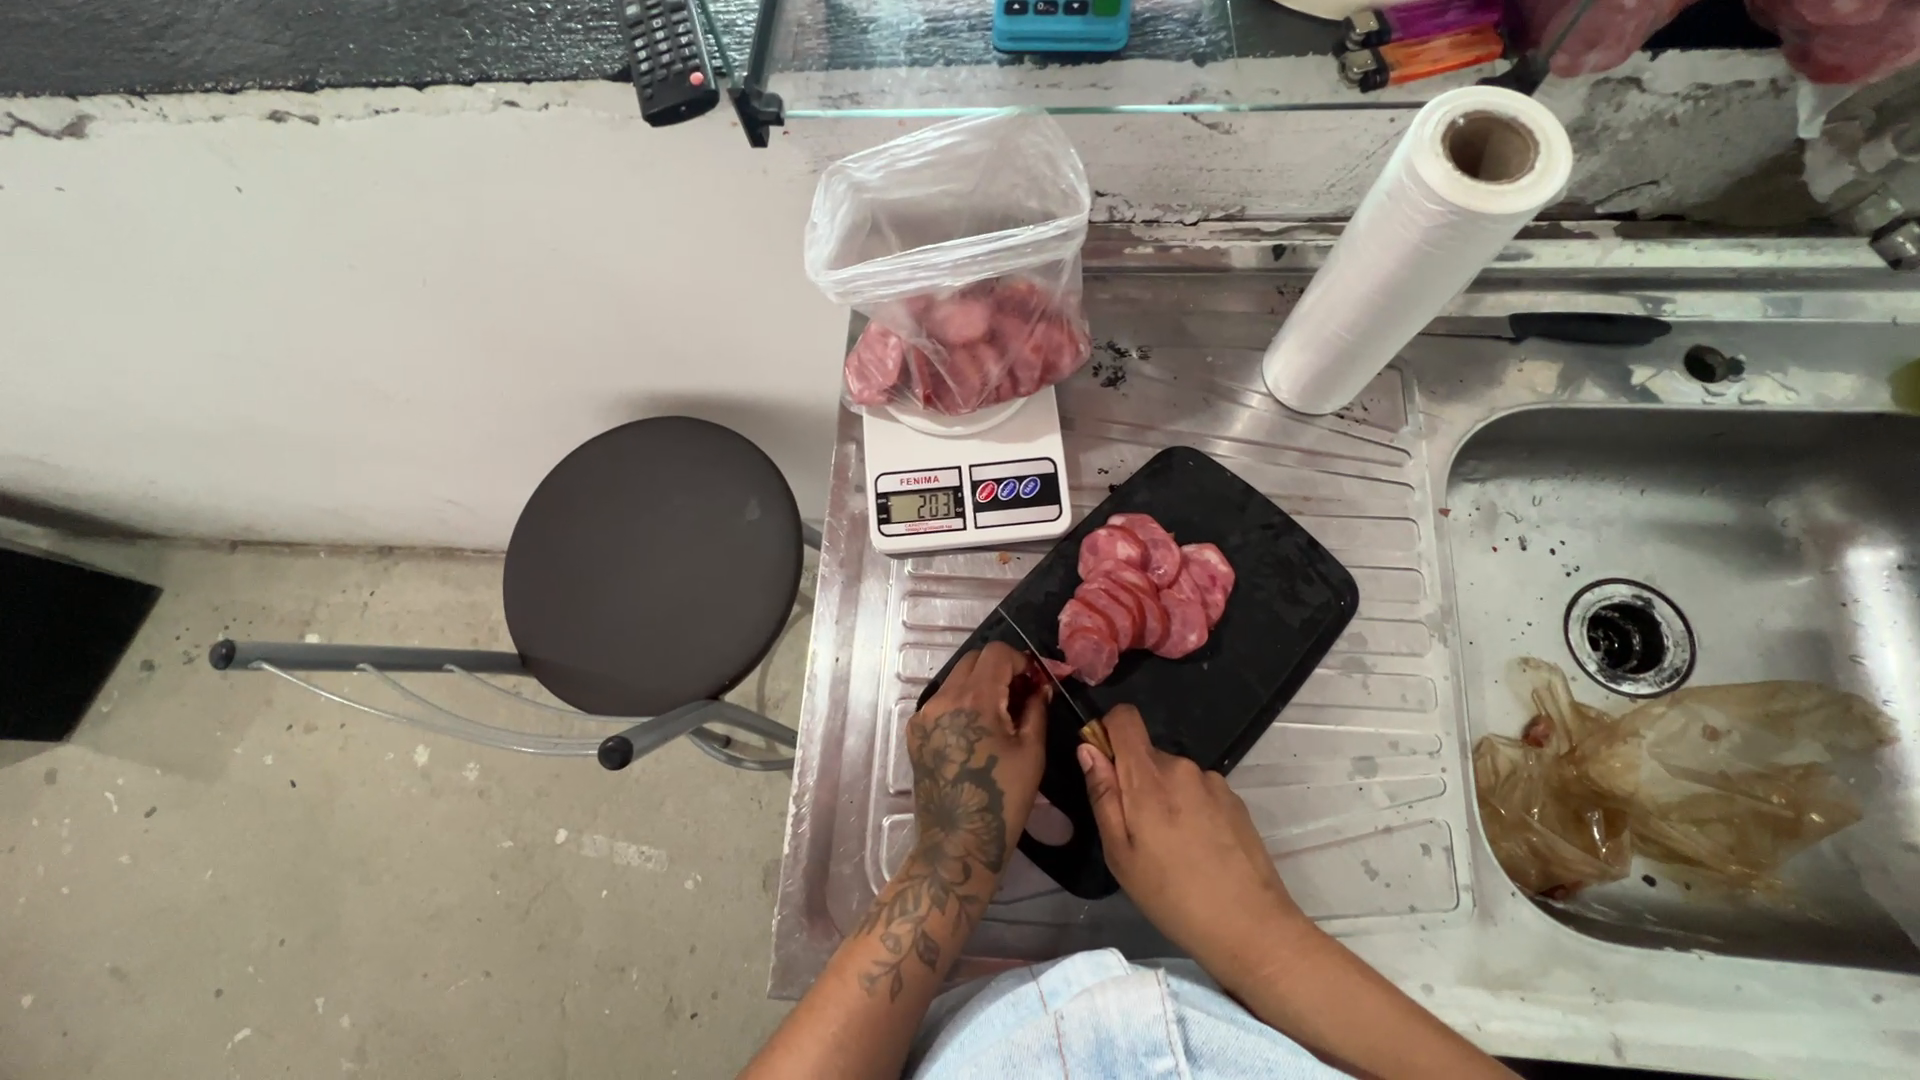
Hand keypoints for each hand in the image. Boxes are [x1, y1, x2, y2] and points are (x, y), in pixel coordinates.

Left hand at [905, 642, 1049, 893]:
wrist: (957, 844)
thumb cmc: (1003, 799)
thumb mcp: (1032, 752)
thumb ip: (1036, 709)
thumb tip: (1039, 687)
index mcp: (973, 699)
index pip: (996, 653)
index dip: (1021, 660)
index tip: (1037, 681)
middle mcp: (942, 699)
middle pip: (973, 660)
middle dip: (1001, 668)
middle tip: (1022, 694)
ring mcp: (924, 715)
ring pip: (956, 679)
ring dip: (981, 684)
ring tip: (1003, 714)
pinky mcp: (915, 732)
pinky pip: (943, 701)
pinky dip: (964, 703)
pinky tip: (980, 731)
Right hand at [1078, 705, 1307, 978]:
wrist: (1251, 927)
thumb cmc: (1172, 895)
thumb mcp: (1120, 853)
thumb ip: (1103, 795)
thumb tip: (1089, 749)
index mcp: (1149, 777)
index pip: (1125, 718)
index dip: (1108, 731)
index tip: (1104, 767)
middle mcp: (1183, 768)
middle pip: (1147, 754)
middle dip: (1135, 782)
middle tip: (1138, 834)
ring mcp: (1213, 783)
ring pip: (1173, 776)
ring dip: (1164, 799)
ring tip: (1172, 850)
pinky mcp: (1235, 800)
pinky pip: (1198, 792)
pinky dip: (1190, 810)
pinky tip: (1199, 852)